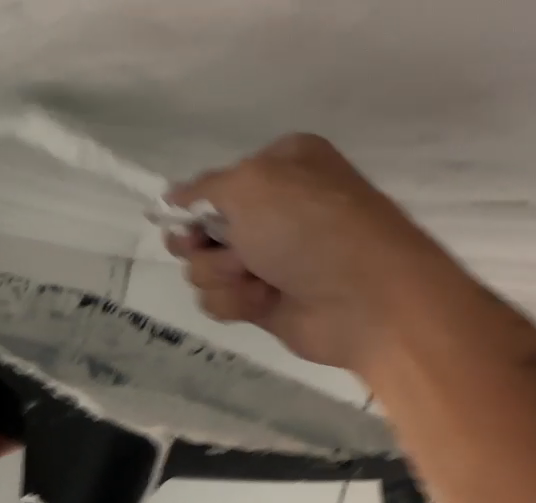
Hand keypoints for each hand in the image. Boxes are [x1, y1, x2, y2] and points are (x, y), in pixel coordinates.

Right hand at [166, 134, 443, 374]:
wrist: (363, 297)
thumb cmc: (310, 226)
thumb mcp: (251, 182)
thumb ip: (203, 187)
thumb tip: (171, 198)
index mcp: (279, 167)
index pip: (214, 186)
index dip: (196, 208)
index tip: (188, 224)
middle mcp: (273, 211)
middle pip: (201, 231)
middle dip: (204, 246)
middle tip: (227, 251)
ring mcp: (268, 259)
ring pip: (205, 270)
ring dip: (221, 276)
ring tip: (256, 278)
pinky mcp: (264, 301)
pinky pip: (220, 302)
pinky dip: (235, 302)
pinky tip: (263, 301)